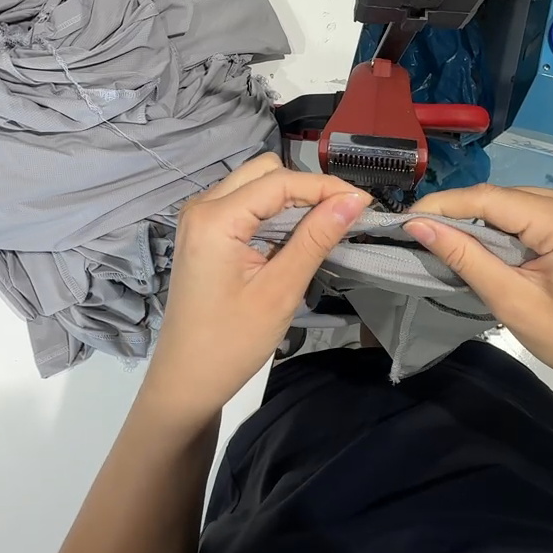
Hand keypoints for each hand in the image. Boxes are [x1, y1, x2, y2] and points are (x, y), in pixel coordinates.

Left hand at [141, 154, 368, 423]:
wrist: (186, 380)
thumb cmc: (231, 343)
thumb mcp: (280, 291)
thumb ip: (315, 239)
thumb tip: (353, 201)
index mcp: (215, 218)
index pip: (279, 181)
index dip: (326, 186)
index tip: (365, 203)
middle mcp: (202, 206)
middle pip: (265, 172)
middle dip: (308, 188)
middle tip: (344, 215)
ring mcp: (199, 218)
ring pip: (255, 183)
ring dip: (291, 198)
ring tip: (324, 226)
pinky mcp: (203, 232)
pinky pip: (244, 203)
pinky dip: (273, 211)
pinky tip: (295, 235)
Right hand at [403, 185, 552, 405]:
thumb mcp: (513, 302)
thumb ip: (465, 257)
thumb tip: (417, 224)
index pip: (491, 199)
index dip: (444, 205)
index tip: (404, 218)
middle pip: (503, 198)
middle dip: (463, 216)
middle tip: (423, 237)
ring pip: (515, 201)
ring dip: (484, 221)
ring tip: (453, 244)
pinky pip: (532, 208)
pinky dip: (507, 225)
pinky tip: (493, 246)